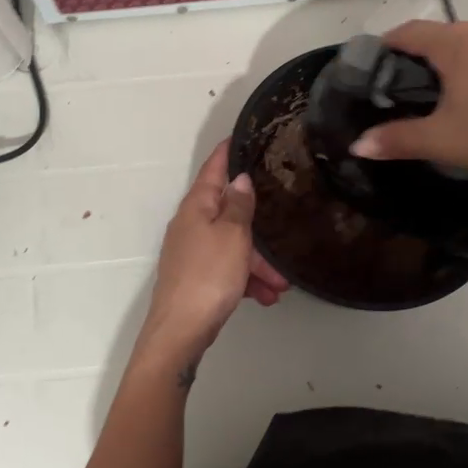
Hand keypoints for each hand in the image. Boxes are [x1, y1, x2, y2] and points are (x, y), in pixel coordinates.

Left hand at [135, 141, 289, 369]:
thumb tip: (239, 179)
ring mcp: (191, 252)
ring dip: (258, 261)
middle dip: (259, 226)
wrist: (180, 331)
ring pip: (232, 245)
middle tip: (287, 231)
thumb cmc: (208, 276)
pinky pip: (227, 270)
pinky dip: (246, 279)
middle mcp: (190, 224)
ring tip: (282, 284)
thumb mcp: (232, 235)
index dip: (227, 152)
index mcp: (196, 206)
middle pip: (228, 213)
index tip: (241, 136)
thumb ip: (238, 205)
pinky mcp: (195, 278)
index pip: (213, 169)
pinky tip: (266, 297)